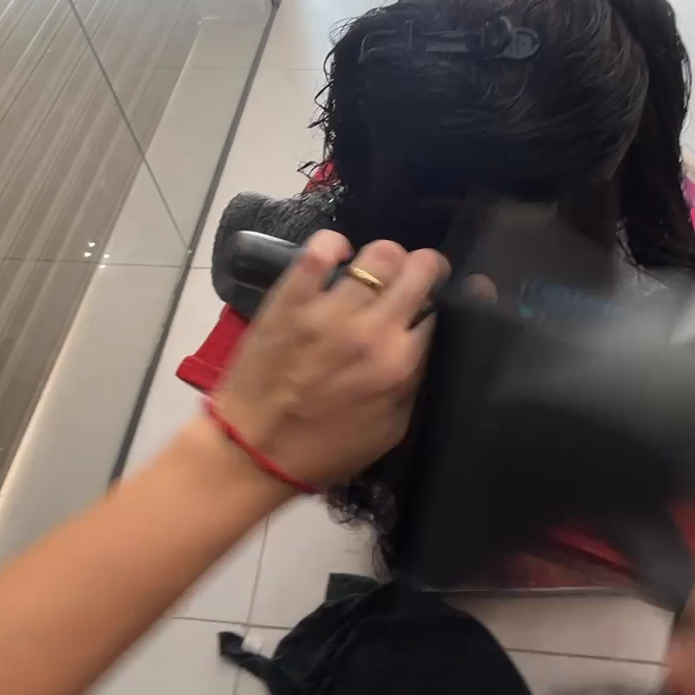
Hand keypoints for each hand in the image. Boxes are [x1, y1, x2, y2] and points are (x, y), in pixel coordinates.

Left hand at [212, 231, 447, 486]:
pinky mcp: (292, 297)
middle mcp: (372, 331)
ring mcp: (330, 310)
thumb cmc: (325, 447)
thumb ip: (416, 384)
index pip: (441, 312)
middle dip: (427, 267)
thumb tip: (430, 344)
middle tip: (418, 273)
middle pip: (420, 270)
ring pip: (380, 254)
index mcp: (400, 366)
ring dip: (388, 256)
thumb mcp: (390, 430)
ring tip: (378, 268)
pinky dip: (335, 244)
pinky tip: (339, 255)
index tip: (436, 303)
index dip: (442, 303)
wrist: (253, 451)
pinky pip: (321, 249)